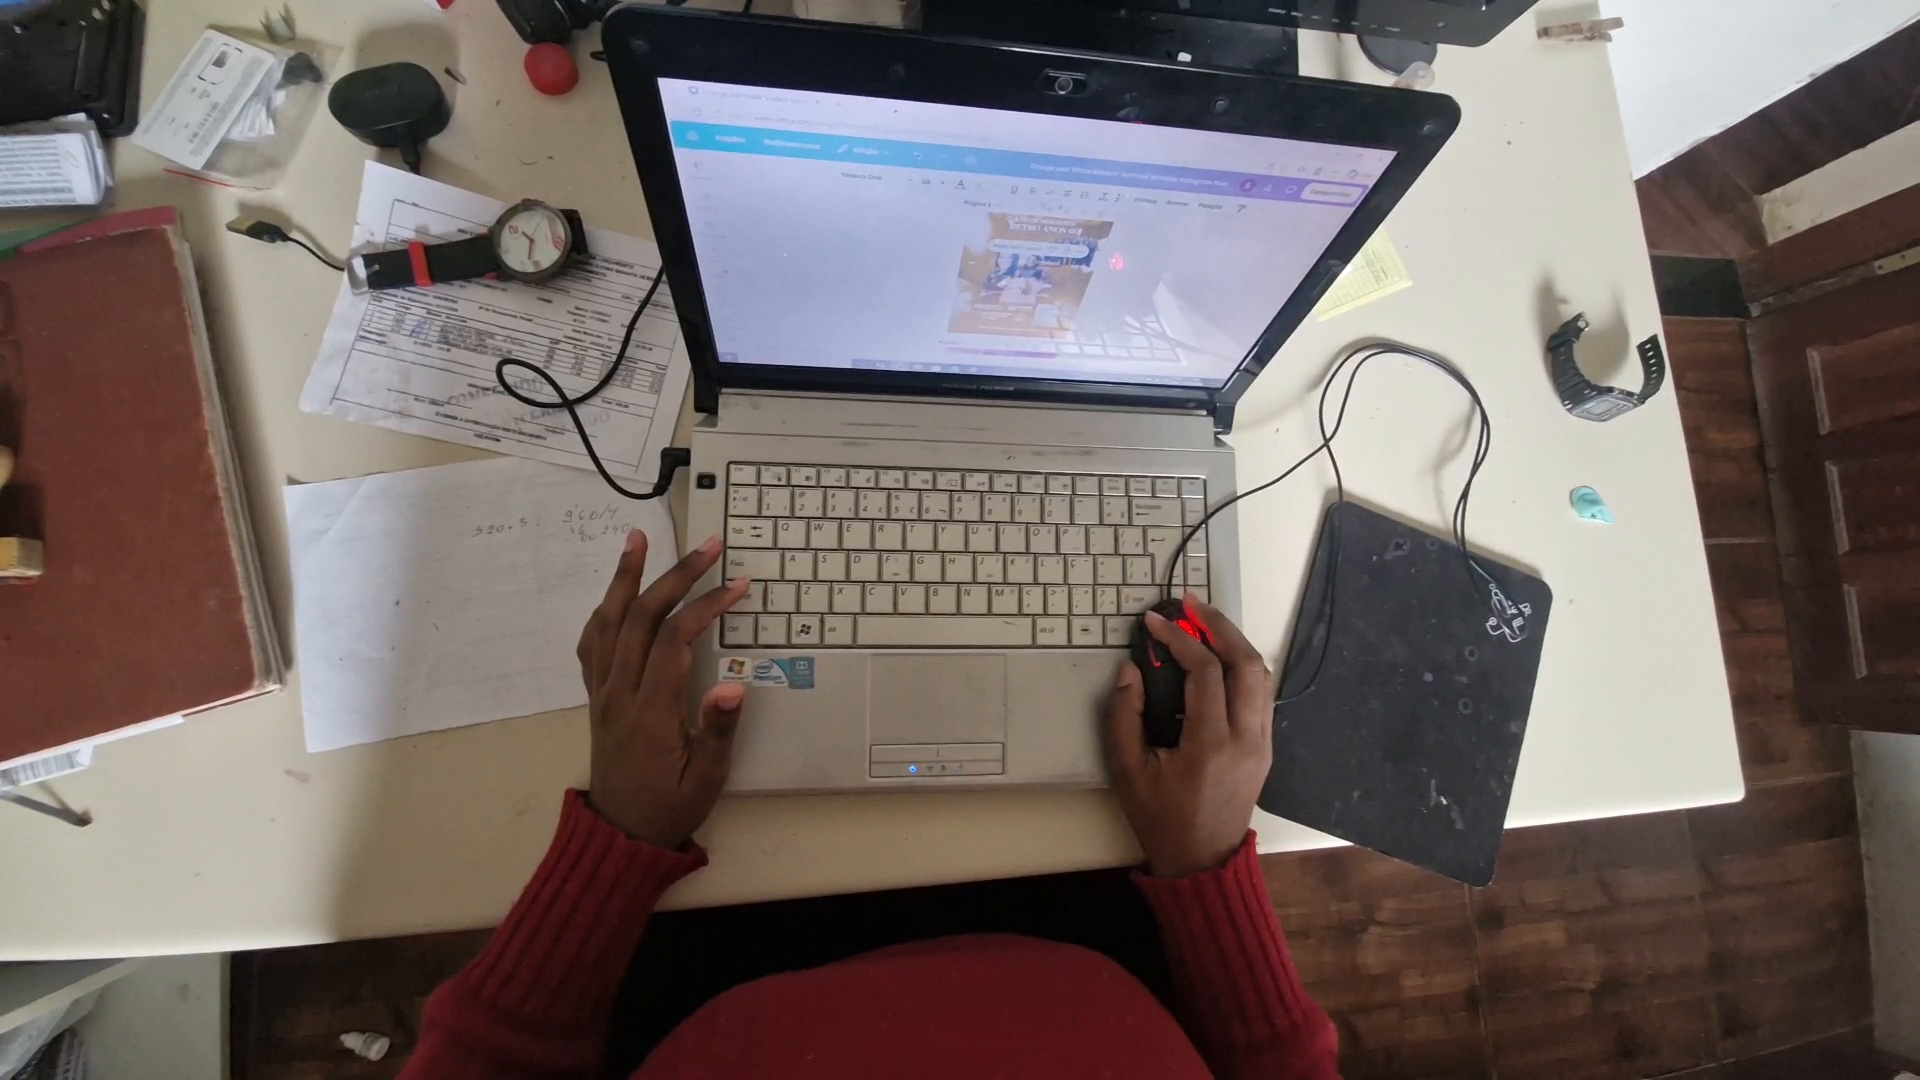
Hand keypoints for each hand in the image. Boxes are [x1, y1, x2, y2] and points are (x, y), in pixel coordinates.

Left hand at [578, 530, 750, 847]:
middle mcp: (621, 691)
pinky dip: (604, 609)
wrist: (620, 834)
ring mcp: (603, 690)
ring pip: (608, 621)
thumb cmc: (671, 804)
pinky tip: (615, 593)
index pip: (677, 639)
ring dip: (625, 577)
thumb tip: (735, 683)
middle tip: (707, 545)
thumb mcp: (707, 779)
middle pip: (642, 617)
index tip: (739, 585)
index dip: (708, 606)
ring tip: (639, 538)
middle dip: (676, 575)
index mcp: (651, 708)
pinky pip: (592, 643)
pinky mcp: (596, 695)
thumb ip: (718, 730)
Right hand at [1106, 593, 1273, 877]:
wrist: (1204, 863)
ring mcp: (1263, 742)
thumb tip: (1130, 669)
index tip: (1154, 621)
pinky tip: (1217, 655)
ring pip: (1261, 675)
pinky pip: (1260, 693)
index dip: (1179, 638)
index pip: (1204, 672)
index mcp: (1211, 744)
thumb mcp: (1128, 770)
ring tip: (1204, 621)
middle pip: (1247, 664)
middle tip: (1190, 604)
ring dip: (1234, 642)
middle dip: (1219, 626)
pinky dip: (1241, 664)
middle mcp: (1247, 738)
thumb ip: (1124, 715)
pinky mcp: (1265, 746)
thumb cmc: (1160, 818)